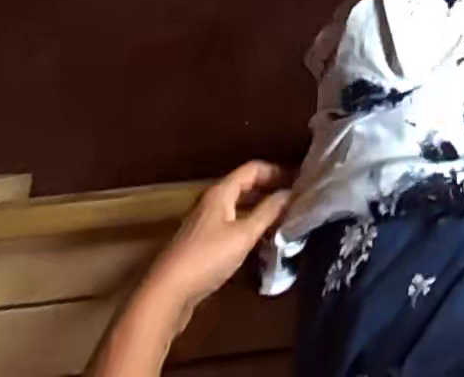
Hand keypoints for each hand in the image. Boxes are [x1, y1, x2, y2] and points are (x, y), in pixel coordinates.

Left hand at [138, 161, 291, 322]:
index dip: (276, 171)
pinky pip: (231, 223)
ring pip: (238, 206)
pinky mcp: (201, 243)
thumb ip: (267, 212)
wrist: (166, 294)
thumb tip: (289, 193)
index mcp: (221, 192)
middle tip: (293, 199)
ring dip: (259, 208)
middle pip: (244, 185)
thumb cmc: (207, 258)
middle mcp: (212, 201)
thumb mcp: (243, 235)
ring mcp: (204, 223)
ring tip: (282, 218)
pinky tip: (259, 239)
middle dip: (269, 189)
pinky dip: (248, 224)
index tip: (297, 181)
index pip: (253, 169)